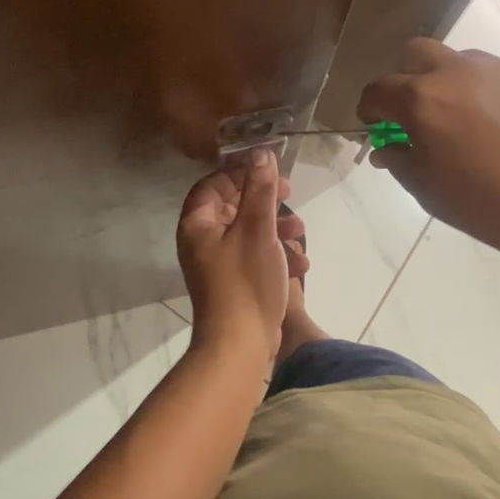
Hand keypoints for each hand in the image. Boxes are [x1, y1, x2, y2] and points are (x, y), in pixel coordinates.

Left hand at [175, 149, 304, 365]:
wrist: (240, 345)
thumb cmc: (245, 280)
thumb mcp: (257, 228)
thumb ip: (260, 189)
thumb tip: (261, 153)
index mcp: (197, 225)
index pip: (212, 185)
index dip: (238, 172)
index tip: (267, 168)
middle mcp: (202, 242)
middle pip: (232, 208)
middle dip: (265, 201)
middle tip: (289, 194)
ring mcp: (217, 266)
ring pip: (248, 233)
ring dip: (276, 228)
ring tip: (301, 233)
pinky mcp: (234, 285)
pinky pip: (254, 258)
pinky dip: (276, 255)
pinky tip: (300, 263)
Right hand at [357, 38, 499, 262]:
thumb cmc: (484, 203)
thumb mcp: (426, 189)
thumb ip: (399, 159)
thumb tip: (388, 146)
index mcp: (420, 99)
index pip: (377, 90)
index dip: (370, 109)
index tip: (376, 125)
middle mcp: (455, 71)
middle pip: (415, 53)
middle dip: (407, 76)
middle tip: (417, 110)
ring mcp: (499, 68)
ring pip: (461, 61)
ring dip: (453, 83)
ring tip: (470, 121)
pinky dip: (493, 94)